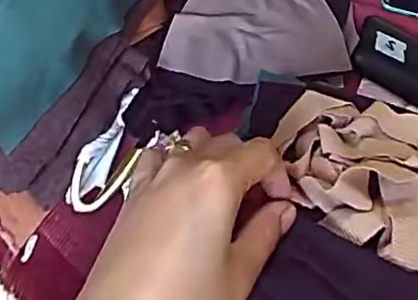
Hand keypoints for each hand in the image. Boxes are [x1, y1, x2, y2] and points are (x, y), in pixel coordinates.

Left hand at [78, 128, 295, 299]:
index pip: (263, 152)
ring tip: (221, 196)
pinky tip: (180, 187)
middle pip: (233, 142)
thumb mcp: (236, 277)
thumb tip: (283, 210)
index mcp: (219, 177)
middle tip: (258, 205)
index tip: (282, 203)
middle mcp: (189, 163)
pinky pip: (161, 154)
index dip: (279, 174)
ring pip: (198, 140)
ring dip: (216, 157)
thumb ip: (265, 234)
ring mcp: (158, 173)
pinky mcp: (134, 191)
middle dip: (251, 166)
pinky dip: (177, 159)